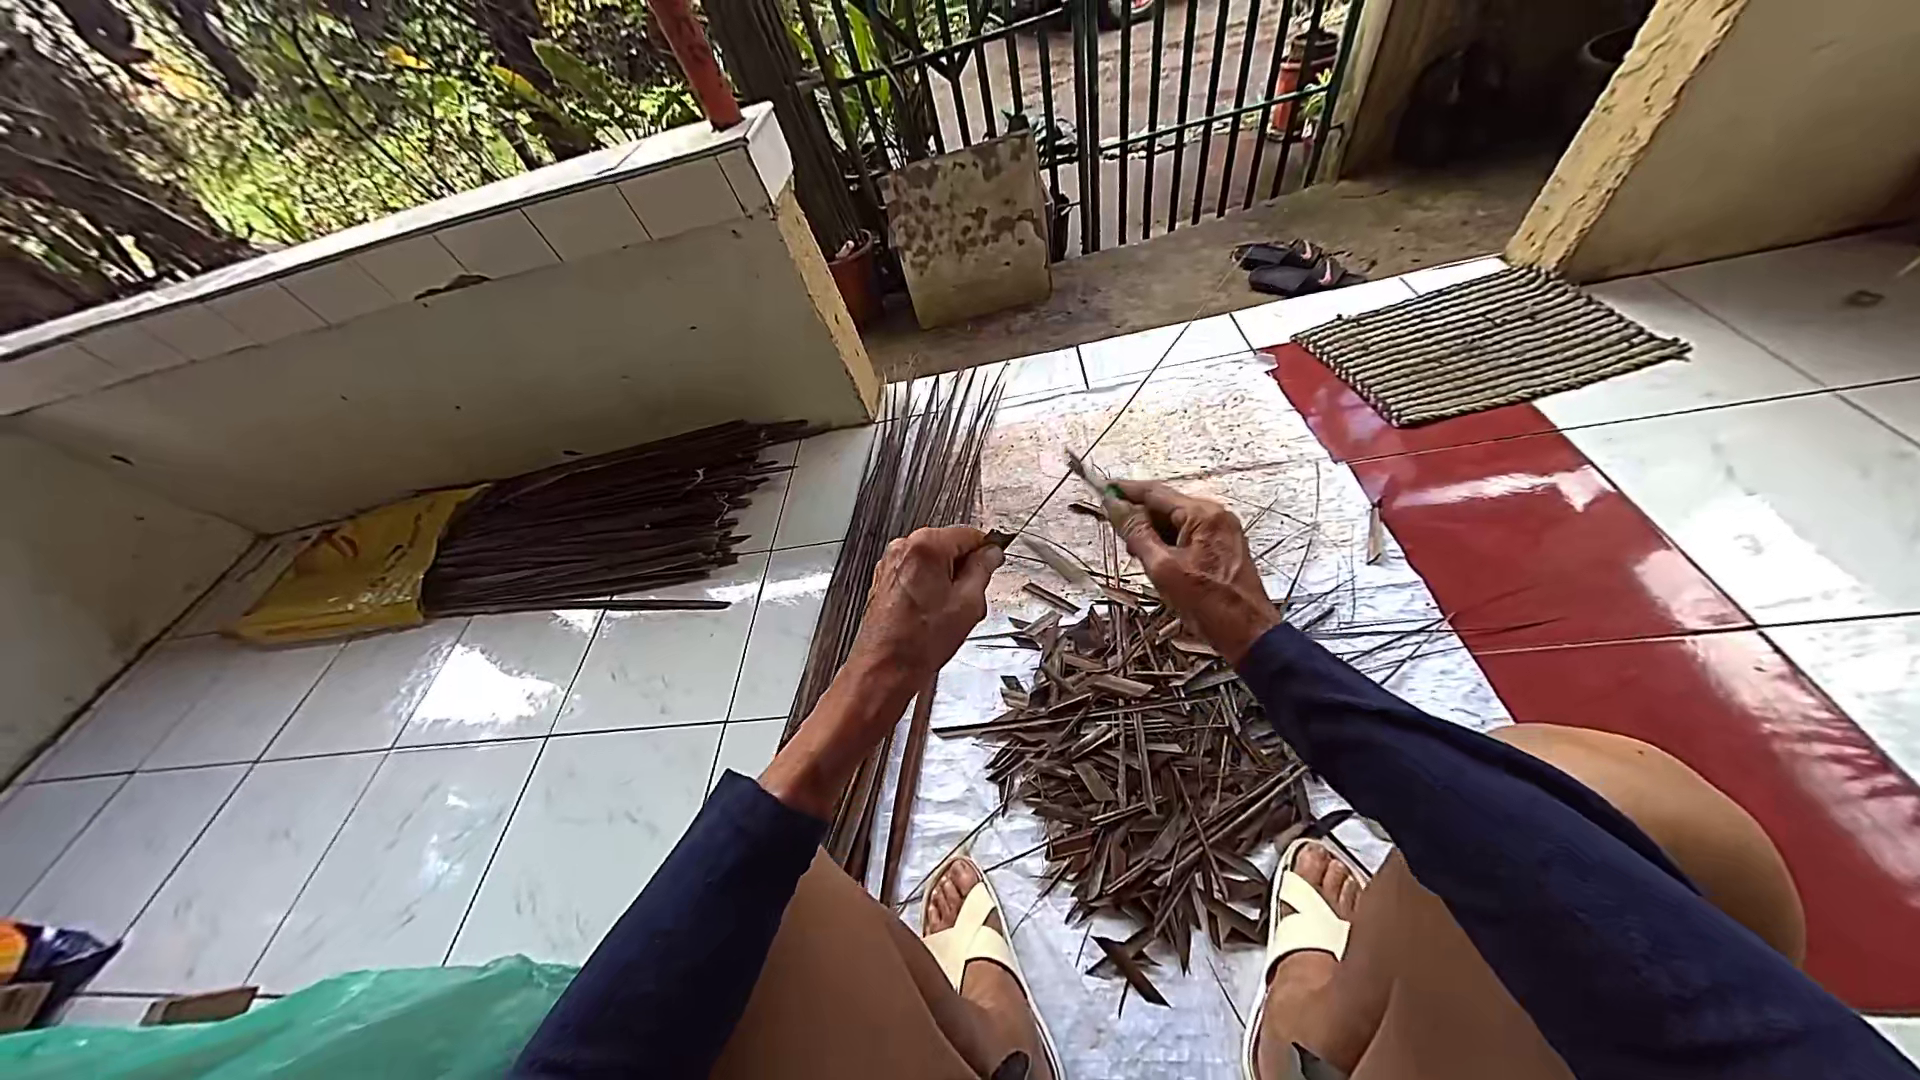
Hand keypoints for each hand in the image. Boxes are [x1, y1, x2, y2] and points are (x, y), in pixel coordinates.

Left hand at [844, 525, 1004, 693]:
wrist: (885, 667)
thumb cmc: (918, 641)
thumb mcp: (968, 603)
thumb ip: (983, 570)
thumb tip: (990, 554)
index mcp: (926, 545)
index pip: (970, 534)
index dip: (987, 550)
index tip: (994, 562)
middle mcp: (904, 547)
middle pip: (950, 545)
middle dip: (965, 568)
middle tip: (971, 598)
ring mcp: (891, 563)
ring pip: (933, 560)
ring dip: (947, 579)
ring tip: (949, 611)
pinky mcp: (885, 578)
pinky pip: (917, 573)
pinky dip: (929, 587)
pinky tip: (932, 613)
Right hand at [1111, 480, 1279, 663]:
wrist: (1248, 634)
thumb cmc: (1209, 604)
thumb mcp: (1162, 567)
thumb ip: (1136, 533)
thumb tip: (1115, 506)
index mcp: (1203, 514)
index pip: (1155, 492)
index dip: (1125, 491)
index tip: (1103, 489)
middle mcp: (1216, 516)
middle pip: (1165, 506)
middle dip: (1138, 517)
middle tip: (1115, 533)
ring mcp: (1221, 531)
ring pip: (1175, 522)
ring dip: (1151, 533)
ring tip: (1135, 554)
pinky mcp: (1222, 547)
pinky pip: (1187, 535)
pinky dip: (1167, 543)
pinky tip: (1155, 561)